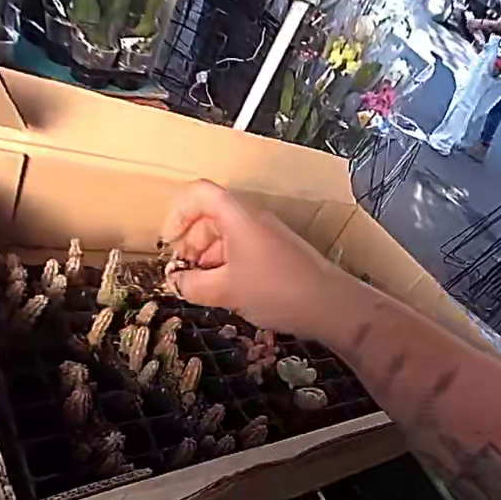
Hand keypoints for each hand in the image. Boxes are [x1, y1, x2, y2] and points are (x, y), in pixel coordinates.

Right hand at [160, 179, 360, 337]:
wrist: (331, 305)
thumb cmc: (277, 290)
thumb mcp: (225, 290)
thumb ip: (193, 285)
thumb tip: (176, 282)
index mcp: (238, 216)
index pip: (199, 194)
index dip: (177, 214)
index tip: (170, 244)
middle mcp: (254, 219)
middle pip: (211, 216)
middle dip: (191, 242)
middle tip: (183, 273)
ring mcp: (269, 235)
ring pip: (228, 235)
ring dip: (209, 257)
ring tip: (201, 286)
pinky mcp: (279, 253)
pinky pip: (244, 250)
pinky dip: (228, 265)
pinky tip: (226, 291)